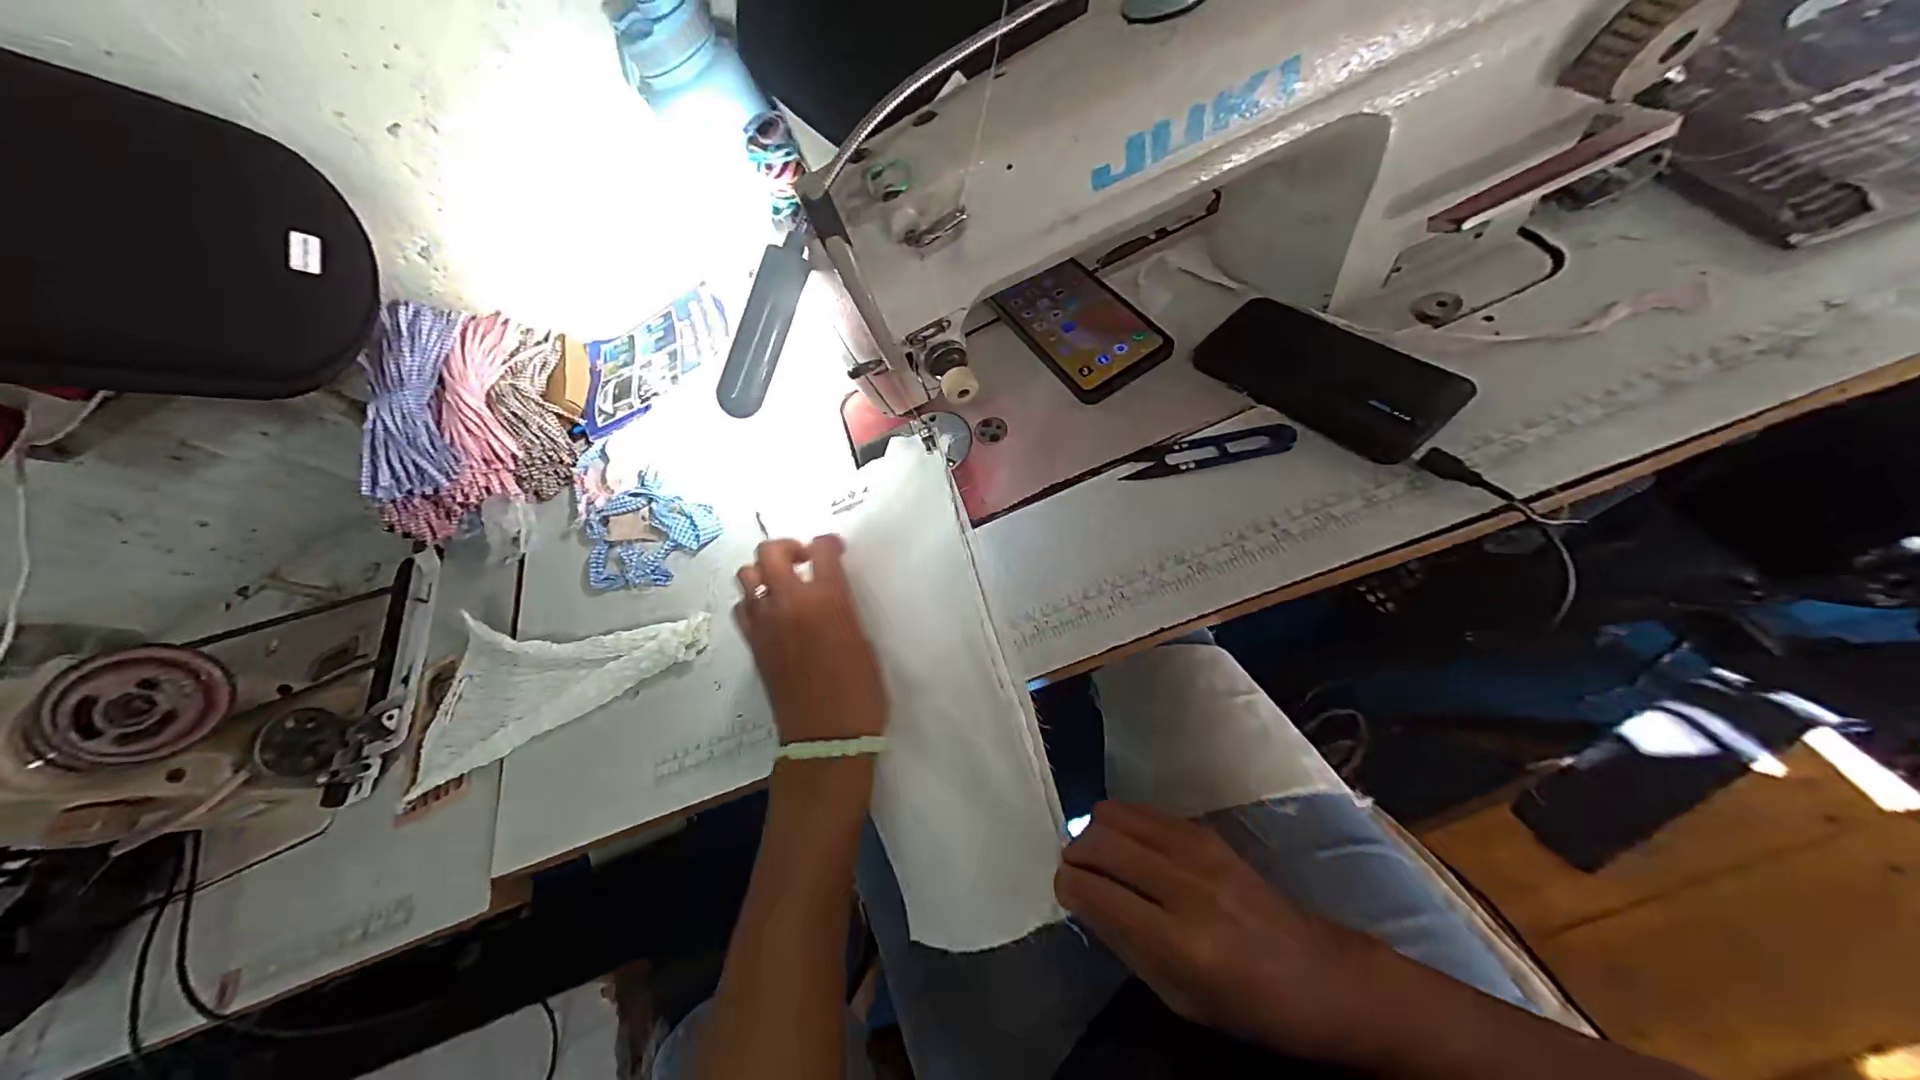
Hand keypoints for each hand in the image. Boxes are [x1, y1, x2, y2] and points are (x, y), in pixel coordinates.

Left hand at [735, 536, 886, 744]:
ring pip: (746, 574)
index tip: (834, 550)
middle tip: (804, 560)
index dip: (829, 543)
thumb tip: (831, 595)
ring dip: (764, 572)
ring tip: (784, 585)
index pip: (822, 549)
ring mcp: (765, 623)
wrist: (827, 736)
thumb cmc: (860, 691)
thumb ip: (843, 608)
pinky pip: (743, 607)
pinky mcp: (753, 643)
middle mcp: (790, 603)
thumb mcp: (863, 640)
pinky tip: (772, 613)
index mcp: (827, 600)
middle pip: (770, 552)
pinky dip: (754, 601)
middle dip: (787, 547)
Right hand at [1054, 802, 1370, 1059]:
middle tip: (1073, 869)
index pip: (1096, 892)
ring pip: (1118, 814)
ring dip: (1096, 831)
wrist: (1315, 973)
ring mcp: (1198, 851)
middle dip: (1075, 854)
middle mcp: (1186, 886)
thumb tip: (1081, 896)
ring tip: (1097, 853)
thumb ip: (1123, 941)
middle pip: (1101, 842)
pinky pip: (1144, 810)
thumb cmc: (1242, 1002)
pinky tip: (1128, 844)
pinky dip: (1124, 822)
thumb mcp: (1176, 995)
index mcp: (1178, 942)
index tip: (1063, 890)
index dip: (1067, 886)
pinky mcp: (1206, 832)